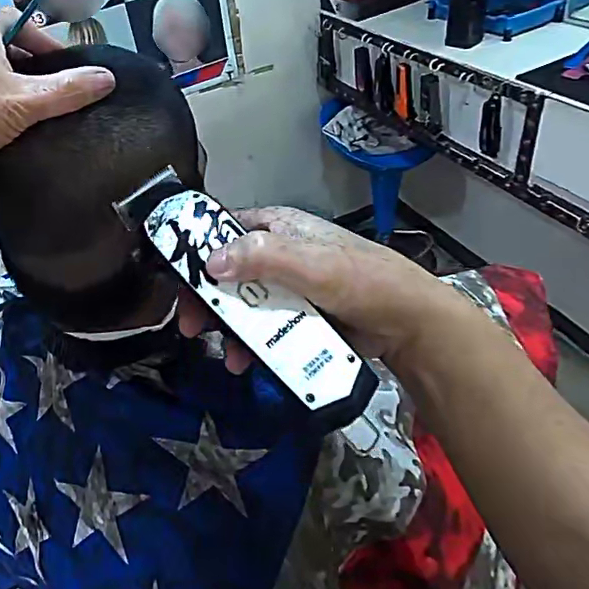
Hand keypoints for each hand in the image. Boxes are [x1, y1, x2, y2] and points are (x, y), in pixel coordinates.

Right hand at [205, 207, 471, 363]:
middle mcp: (280, 254)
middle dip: (209, 300)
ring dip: (230, 328)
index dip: (199, 251)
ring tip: (229, 354)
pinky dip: (252, 343)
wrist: (407, 322)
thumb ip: (265, 256)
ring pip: (244, 304)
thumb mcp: (314, 265)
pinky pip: (265, 327)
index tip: (181, 279)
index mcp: (280, 228)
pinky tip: (248, 361)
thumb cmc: (366, 281)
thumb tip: (212, 260)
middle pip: (229, 272)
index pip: (225, 230)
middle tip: (193, 325)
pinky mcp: (298, 316)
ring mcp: (289, 287)